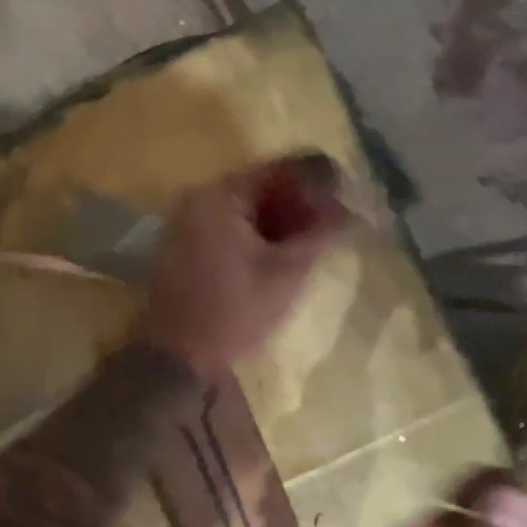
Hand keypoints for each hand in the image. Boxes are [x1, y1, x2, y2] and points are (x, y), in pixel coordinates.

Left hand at [141, 152, 346, 379]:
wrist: (178, 357)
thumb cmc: (234, 311)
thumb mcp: (287, 272)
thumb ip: (318, 234)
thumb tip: (347, 210)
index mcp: (219, 196)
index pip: (278, 170)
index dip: (318, 180)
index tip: (348, 195)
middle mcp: (195, 201)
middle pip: (258, 188)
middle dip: (299, 202)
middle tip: (334, 221)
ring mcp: (184, 225)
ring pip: (242, 211)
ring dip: (278, 220)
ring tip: (313, 240)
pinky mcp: (181, 250)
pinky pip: (225, 229)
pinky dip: (254, 235)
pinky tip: (280, 253)